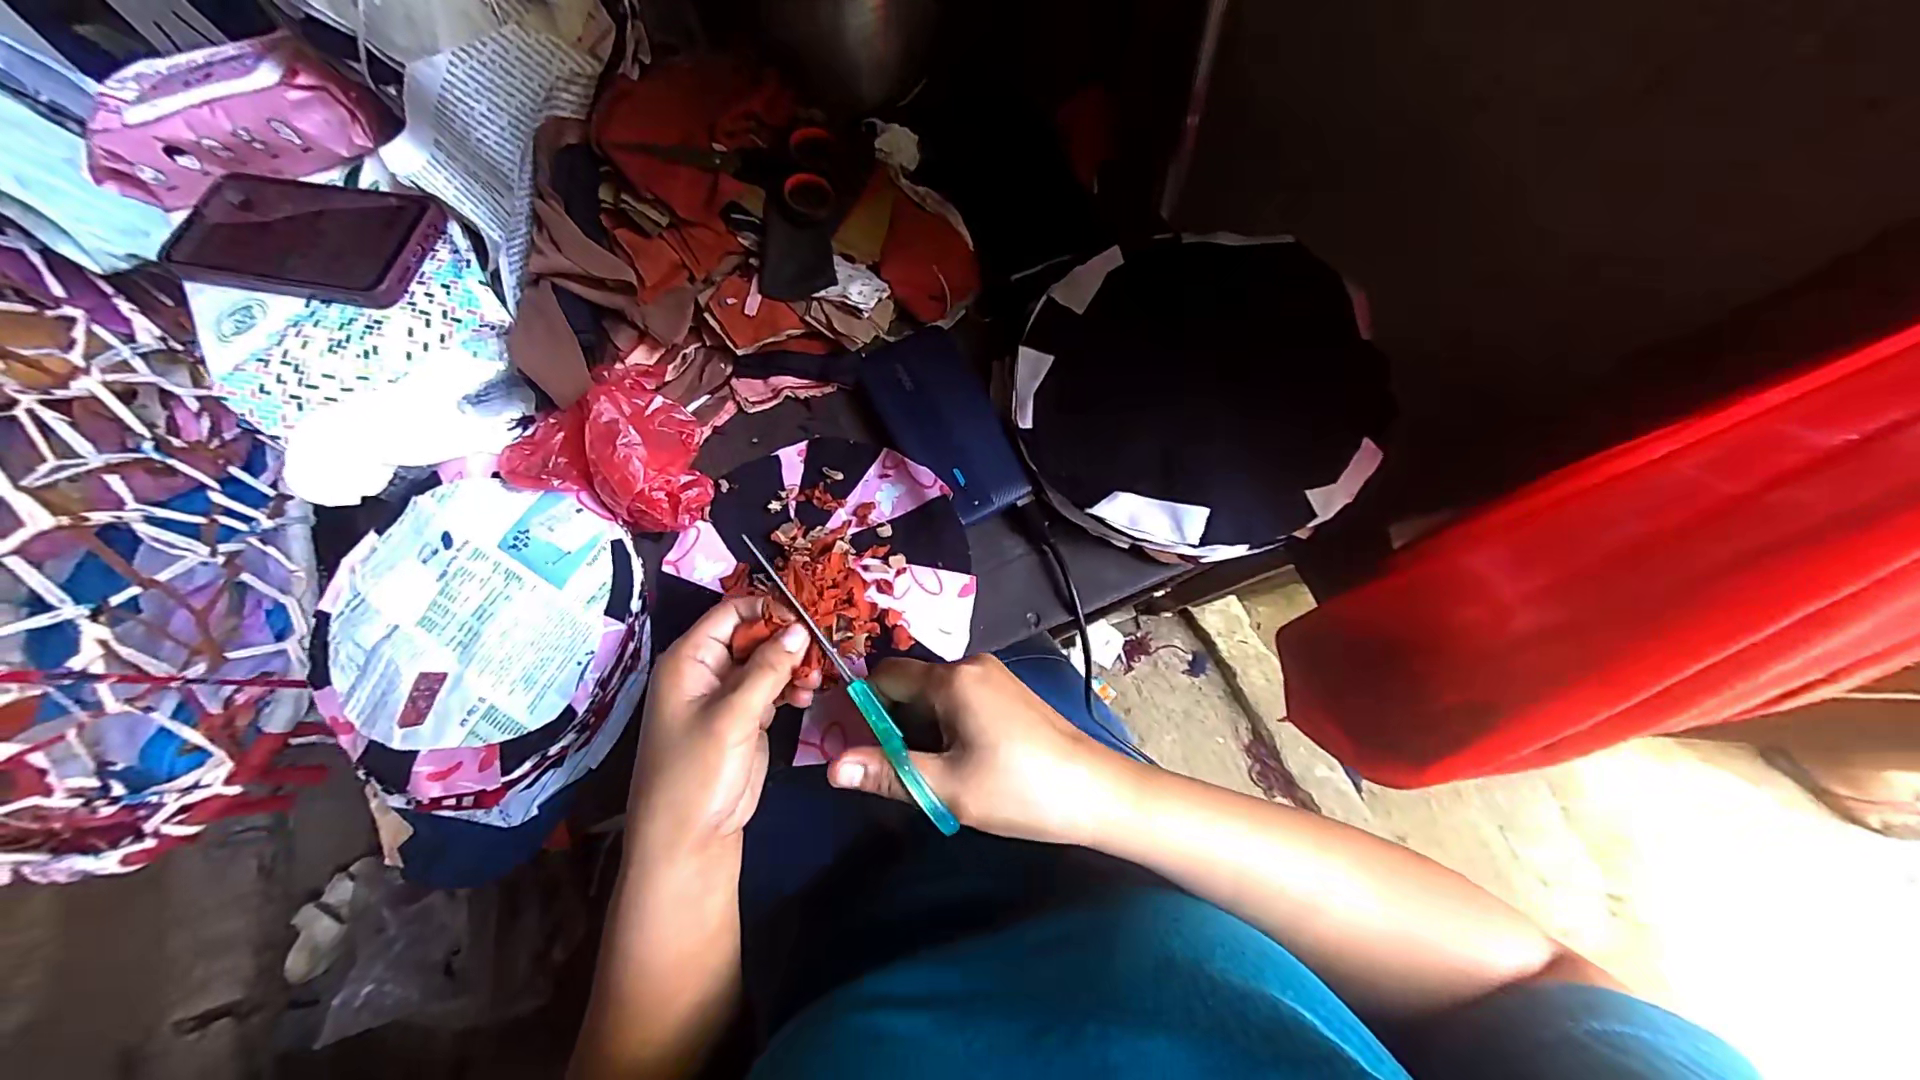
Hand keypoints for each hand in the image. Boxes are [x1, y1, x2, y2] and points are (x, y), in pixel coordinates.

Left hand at [627, 597, 821, 860]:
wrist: (690, 840)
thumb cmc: (697, 773)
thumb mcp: (732, 716)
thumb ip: (767, 669)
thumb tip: (799, 628)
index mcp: (689, 660)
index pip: (730, 613)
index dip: (768, 609)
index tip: (806, 618)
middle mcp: (707, 670)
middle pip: (753, 635)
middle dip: (787, 640)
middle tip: (819, 653)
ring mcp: (727, 695)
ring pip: (768, 661)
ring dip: (793, 666)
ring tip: (814, 681)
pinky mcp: (746, 717)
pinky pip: (773, 688)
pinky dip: (791, 688)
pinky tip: (806, 697)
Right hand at [824, 655, 1133, 844]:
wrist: (1096, 791)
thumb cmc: (1019, 789)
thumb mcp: (947, 787)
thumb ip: (888, 772)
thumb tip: (834, 767)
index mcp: (953, 679)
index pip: (887, 675)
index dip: (863, 706)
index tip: (853, 741)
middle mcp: (972, 665)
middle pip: (911, 684)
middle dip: (894, 723)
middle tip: (894, 769)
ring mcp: (995, 676)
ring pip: (936, 694)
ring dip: (922, 728)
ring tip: (932, 772)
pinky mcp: (1009, 691)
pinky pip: (961, 699)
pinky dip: (947, 725)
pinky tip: (960, 761)